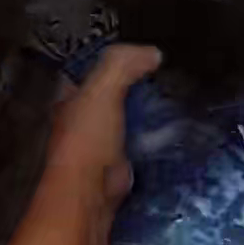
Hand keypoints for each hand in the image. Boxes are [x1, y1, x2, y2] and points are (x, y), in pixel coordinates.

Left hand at [43, 44, 160, 214]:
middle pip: (111, 97)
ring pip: (126, 121)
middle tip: (163, 78)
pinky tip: (172, 132)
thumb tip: (154, 53)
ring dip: (146, 114)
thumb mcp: (103, 89)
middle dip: (133, 89)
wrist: (91, 191)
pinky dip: (154, 139)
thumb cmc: (89, 137)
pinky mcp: (119, 167)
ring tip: (173, 102)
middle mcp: (82, 122)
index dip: (111, 63)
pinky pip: (139, 146)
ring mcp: (101, 146)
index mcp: (70, 100)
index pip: (89, 73)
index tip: (139, 57)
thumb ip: (124, 65)